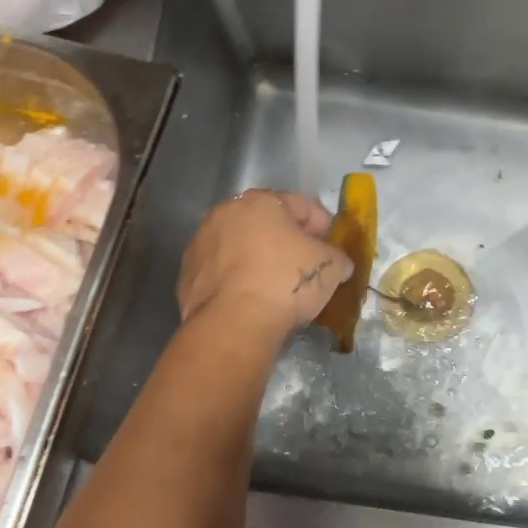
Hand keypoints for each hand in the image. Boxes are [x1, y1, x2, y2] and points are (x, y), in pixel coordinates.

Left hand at [176, 189, 350, 339]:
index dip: (322, 224)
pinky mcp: (188, 275)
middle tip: (306, 265)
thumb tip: (339, 262)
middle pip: (266, 223)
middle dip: (287, 240)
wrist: (234, 324)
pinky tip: (252, 301)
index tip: (333, 246)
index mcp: (261, 202)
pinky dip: (238, 281)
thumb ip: (338, 257)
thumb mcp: (331, 267)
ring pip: (240, 247)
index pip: (301, 205)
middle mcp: (225, 213)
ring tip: (277, 287)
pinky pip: (223, 272)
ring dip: (259, 259)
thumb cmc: (286, 283)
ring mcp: (201, 243)